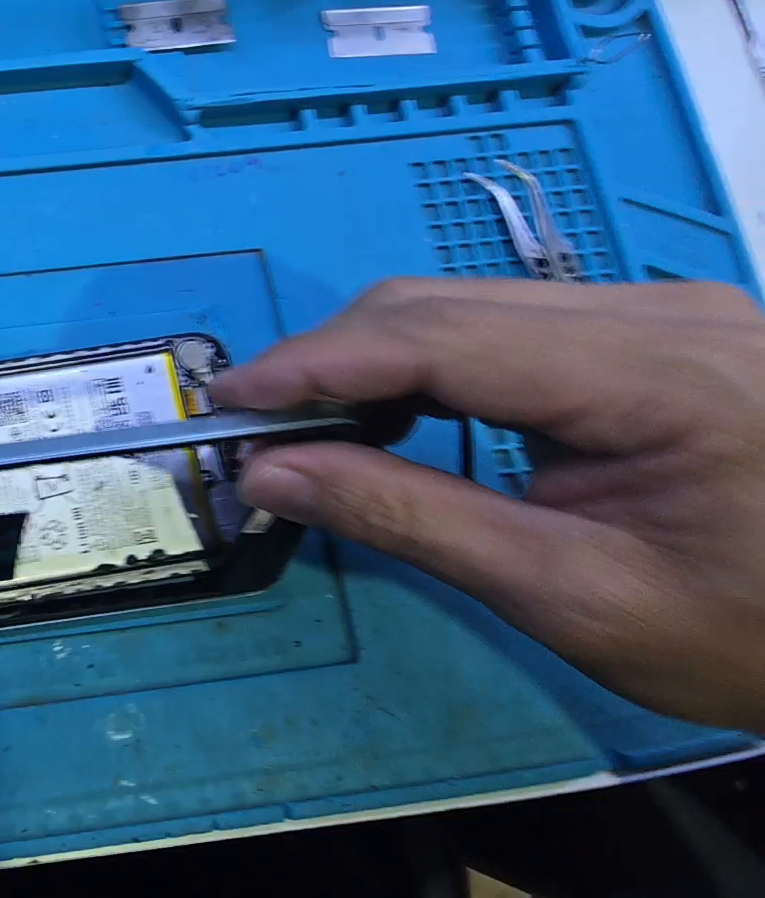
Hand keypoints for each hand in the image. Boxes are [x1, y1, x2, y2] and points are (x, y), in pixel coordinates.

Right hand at [212, 278, 764, 733]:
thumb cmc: (760, 634)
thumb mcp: (570, 595)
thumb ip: (406, 520)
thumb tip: (266, 474)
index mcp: (660, 377)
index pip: (432, 339)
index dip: (311, 364)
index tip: (226, 403)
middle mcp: (656, 311)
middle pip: (429, 305)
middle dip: (322, 361)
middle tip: (257, 428)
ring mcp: (654, 310)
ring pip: (448, 304)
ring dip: (358, 360)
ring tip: (310, 426)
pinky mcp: (644, 326)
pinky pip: (485, 321)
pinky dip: (408, 363)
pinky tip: (389, 412)